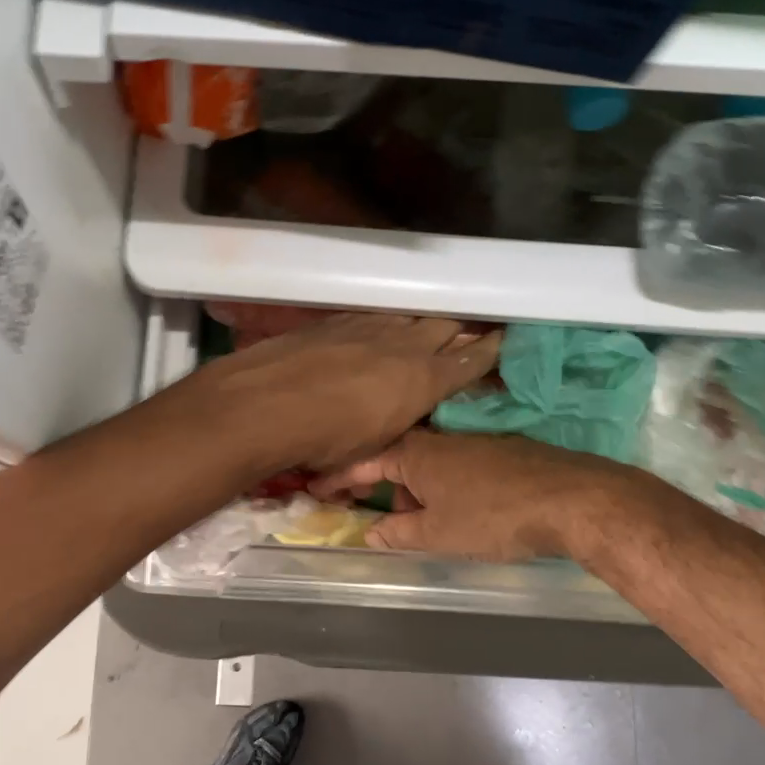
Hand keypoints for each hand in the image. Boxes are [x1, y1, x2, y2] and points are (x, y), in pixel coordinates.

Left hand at [177, 313, 500, 472]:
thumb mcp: (373, 448)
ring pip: (409, 318)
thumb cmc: (324, 440)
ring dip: (418, 328)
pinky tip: (372, 337)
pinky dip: (382, 327)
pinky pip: (373, 317)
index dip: (488, 351)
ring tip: (416, 339)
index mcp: (423, 380)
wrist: (264, 404)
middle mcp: (405, 344)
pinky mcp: (338, 320)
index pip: (470, 358)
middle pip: (445, 326)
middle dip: (457, 332)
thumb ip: (399, 428)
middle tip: (460, 342)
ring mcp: (370, 325)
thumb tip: (402, 427)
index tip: (500, 343)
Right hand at [312, 431, 668, 561]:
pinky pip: (458, 468)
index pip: (366, 461)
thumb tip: (371, 531)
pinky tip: (458, 513)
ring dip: (417, 491)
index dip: (340, 477)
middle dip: (382, 487)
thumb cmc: (493, 516)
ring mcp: (477, 442)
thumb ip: (399, 532)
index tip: (317, 489)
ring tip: (418, 523)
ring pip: (431, 464)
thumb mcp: (436, 533)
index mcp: (417, 452)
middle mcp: (443, 439)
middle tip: (371, 514)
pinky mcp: (505, 453)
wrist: (573, 500)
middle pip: (399, 459)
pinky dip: (445, 488)